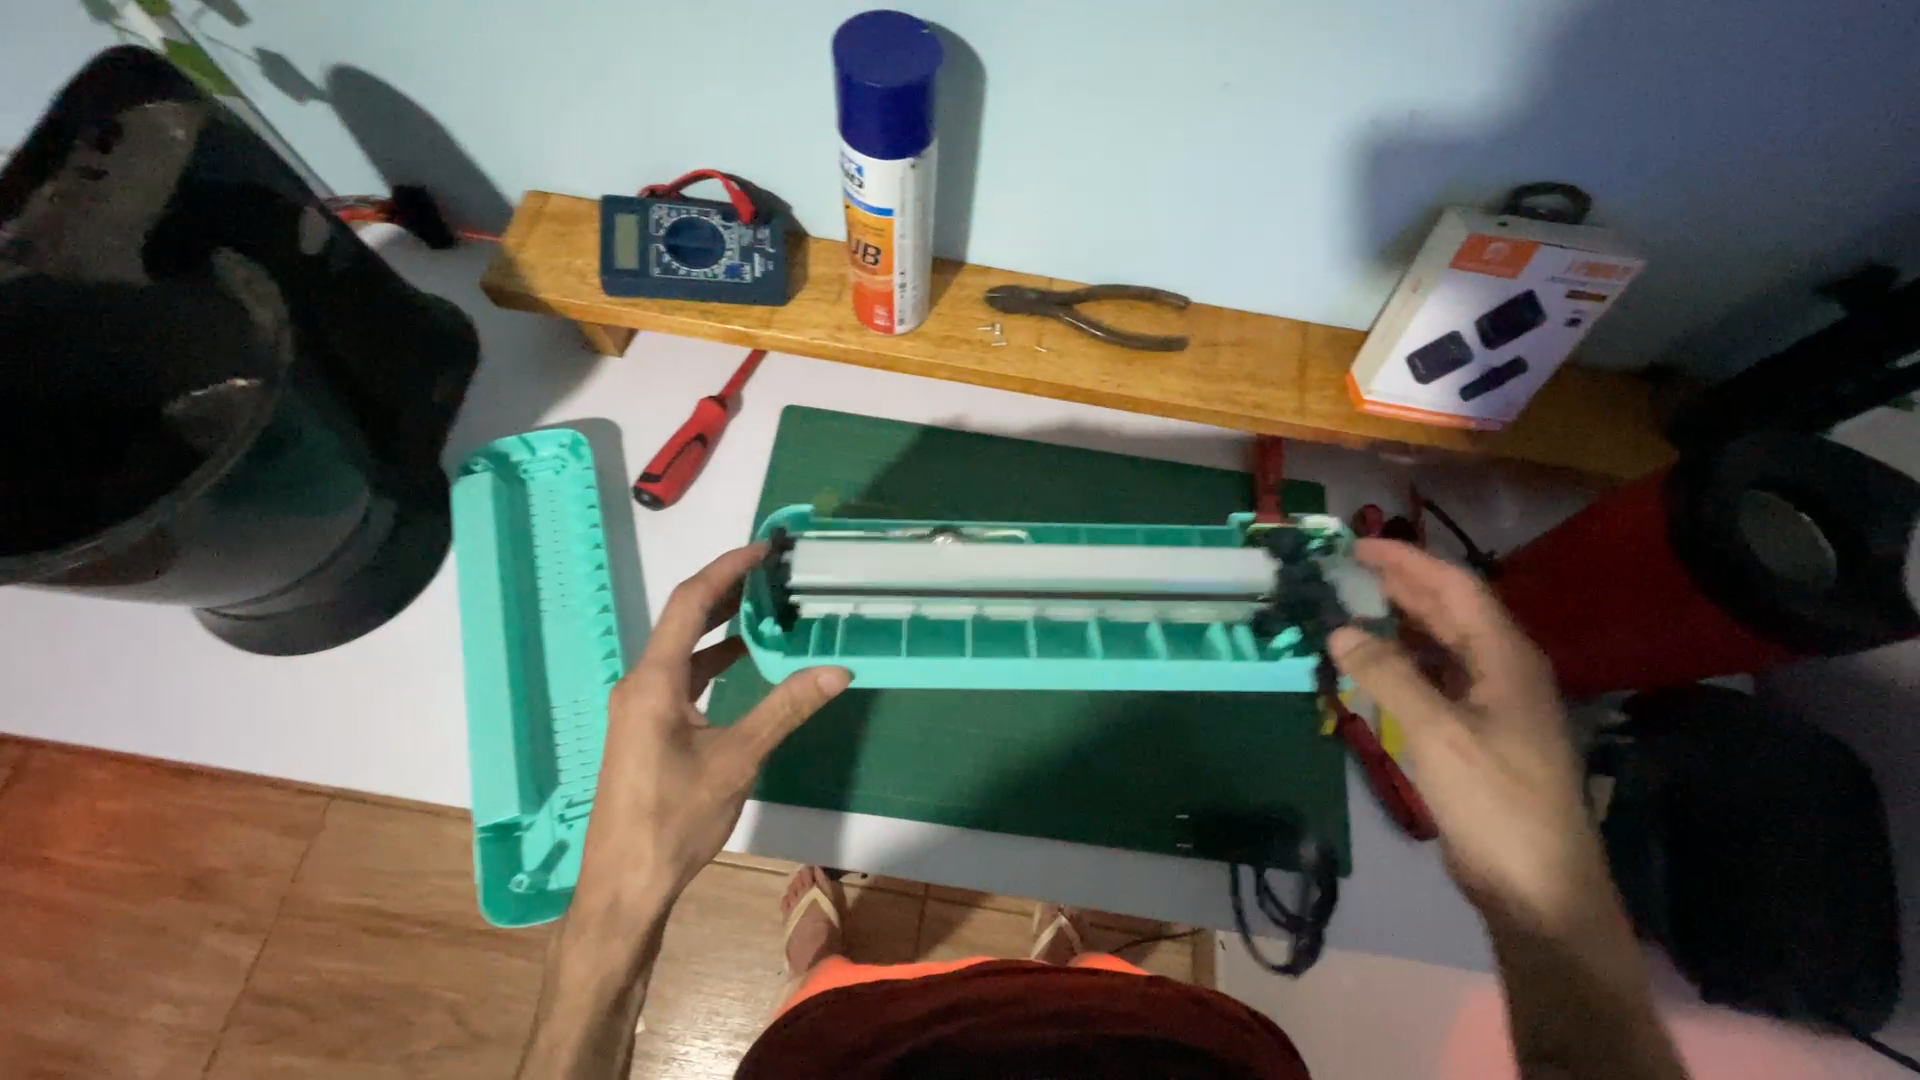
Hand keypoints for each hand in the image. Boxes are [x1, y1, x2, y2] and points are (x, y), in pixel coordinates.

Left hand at [573, 543, 850, 919]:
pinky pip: (683, 676)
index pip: (689, 604)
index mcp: (654, 681)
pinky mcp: (648, 727)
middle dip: (727, 590)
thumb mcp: (737, 760)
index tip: (764, 548)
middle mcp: (641, 683)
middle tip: (775, 571)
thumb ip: (786, 709)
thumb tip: (837, 669)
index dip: (726, 569)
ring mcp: (641, 706)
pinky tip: (747, 660)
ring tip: (769, 606)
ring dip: (722, 625)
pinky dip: (715, 659)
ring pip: (684, 649)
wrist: (624, 886)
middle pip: (684, 619)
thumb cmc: (675, 820)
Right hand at [1330, 540, 1611, 931]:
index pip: (1455, 588)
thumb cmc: (1494, 800)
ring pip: (1441, 644)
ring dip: (1398, 621)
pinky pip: (1434, 678)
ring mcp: (1492, 703)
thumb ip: (1386, 675)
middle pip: (1449, 611)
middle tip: (1342, 570)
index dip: (1407, 561)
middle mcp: (1502, 671)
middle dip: (1399, 585)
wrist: (1536, 885)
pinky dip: (1400, 662)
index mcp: (1505, 659)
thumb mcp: (1436, 733)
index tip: (1355, 545)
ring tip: (1348, 607)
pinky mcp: (1476, 733)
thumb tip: (1339, 630)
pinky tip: (1370, 665)